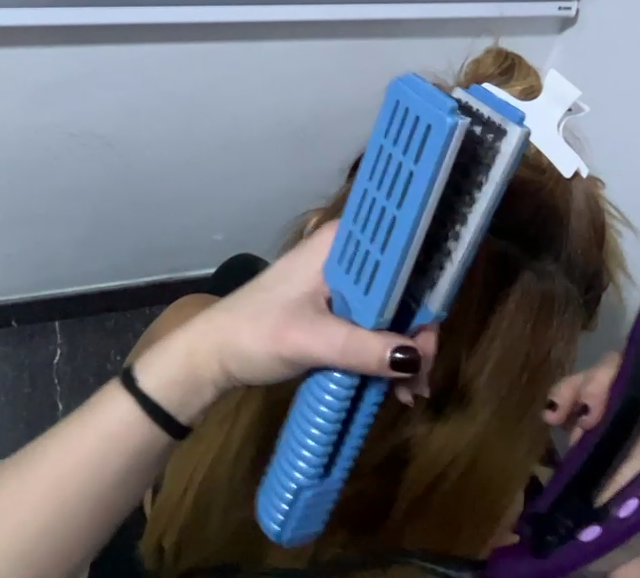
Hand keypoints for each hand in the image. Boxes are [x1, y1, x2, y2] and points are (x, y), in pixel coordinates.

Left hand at [144, 220, 432, 416]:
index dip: (424, 294)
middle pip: (401, 287)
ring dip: (402, 351)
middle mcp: (346, 255)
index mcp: (341, 244)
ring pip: (390, 310)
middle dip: (415, 334)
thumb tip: (415, 359)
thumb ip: (364, 349)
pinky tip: (395, 388)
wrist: (211, 356)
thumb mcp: (313, 341)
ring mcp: (340, 282)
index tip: (427, 340)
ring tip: (409, 395)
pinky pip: (372, 324)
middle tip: (421, 378)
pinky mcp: (334, 308)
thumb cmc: (256, 333)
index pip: (401, 255)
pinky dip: (385, 354)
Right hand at [545, 351, 639, 503]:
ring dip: (580, 386)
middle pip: (626, 373)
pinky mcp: (582, 450)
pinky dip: (557, 402)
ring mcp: (613, 435)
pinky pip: (567, 412)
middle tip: (596, 405)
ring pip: (594, 385)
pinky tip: (553, 417)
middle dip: (606, 375)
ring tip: (571, 413)